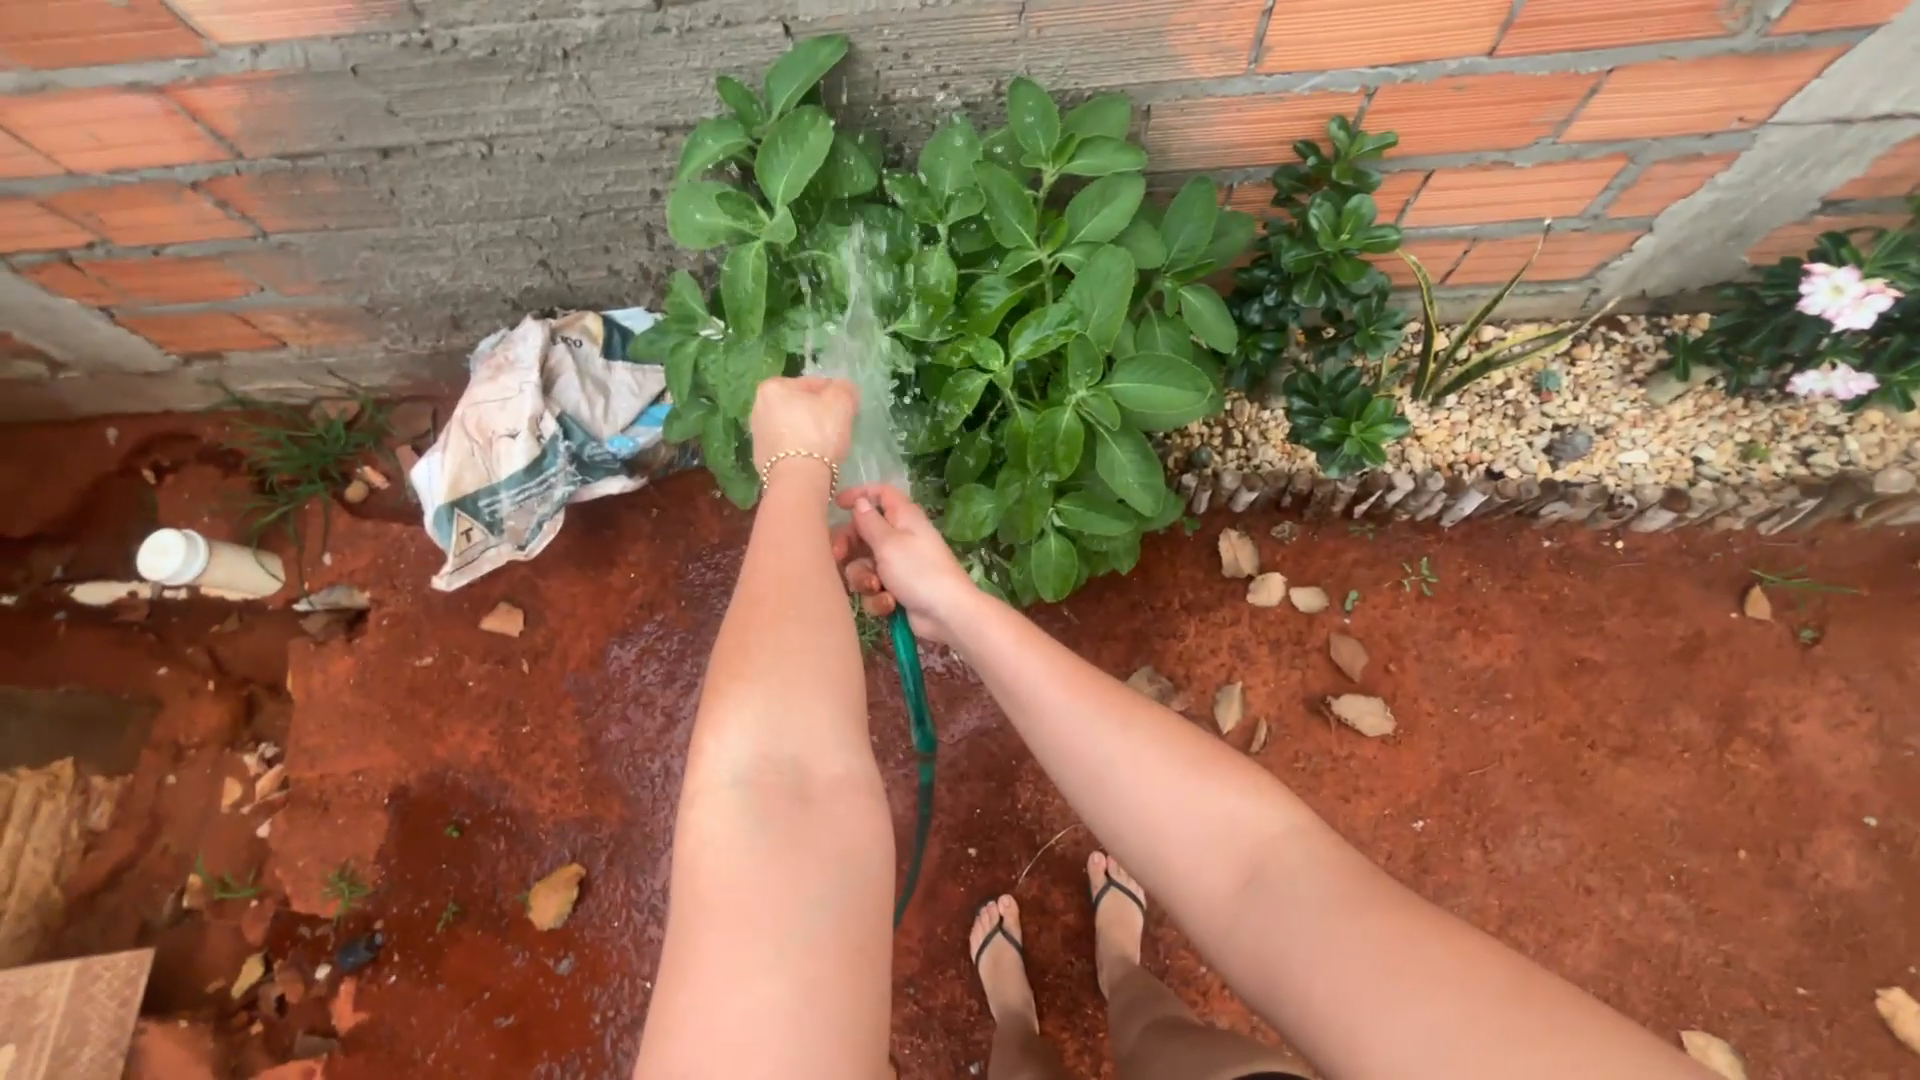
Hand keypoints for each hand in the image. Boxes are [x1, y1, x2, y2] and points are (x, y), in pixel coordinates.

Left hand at [750, 376, 856, 478]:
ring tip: (827, 446)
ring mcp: (758, 435)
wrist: (798, 479)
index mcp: (773, 387)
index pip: (813, 384)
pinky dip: (800, 450)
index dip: (834, 395)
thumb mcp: (841, 402)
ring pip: (792, 427)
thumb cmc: (818, 434)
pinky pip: (787, 448)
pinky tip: (814, 460)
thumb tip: (844, 389)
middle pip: (799, 406)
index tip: (846, 409)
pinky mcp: (761, 460)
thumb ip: (845, 389)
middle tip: (838, 427)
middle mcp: (758, 407)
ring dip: (808, 432)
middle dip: (818, 413)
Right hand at [831, 485, 984, 644]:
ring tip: (876, 587)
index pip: (880, 494)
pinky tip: (889, 604)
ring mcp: (897, 565)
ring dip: (864, 578)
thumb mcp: (889, 543)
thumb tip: (860, 502)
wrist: (945, 614)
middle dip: (848, 547)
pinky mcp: (896, 589)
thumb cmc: (919, 571)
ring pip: (864, 565)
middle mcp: (899, 537)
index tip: (837, 504)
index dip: (859, 494)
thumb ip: (869, 522)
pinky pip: (874, 588)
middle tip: (837, 556)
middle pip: (862, 533)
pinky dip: (878, 597)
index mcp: (903, 517)